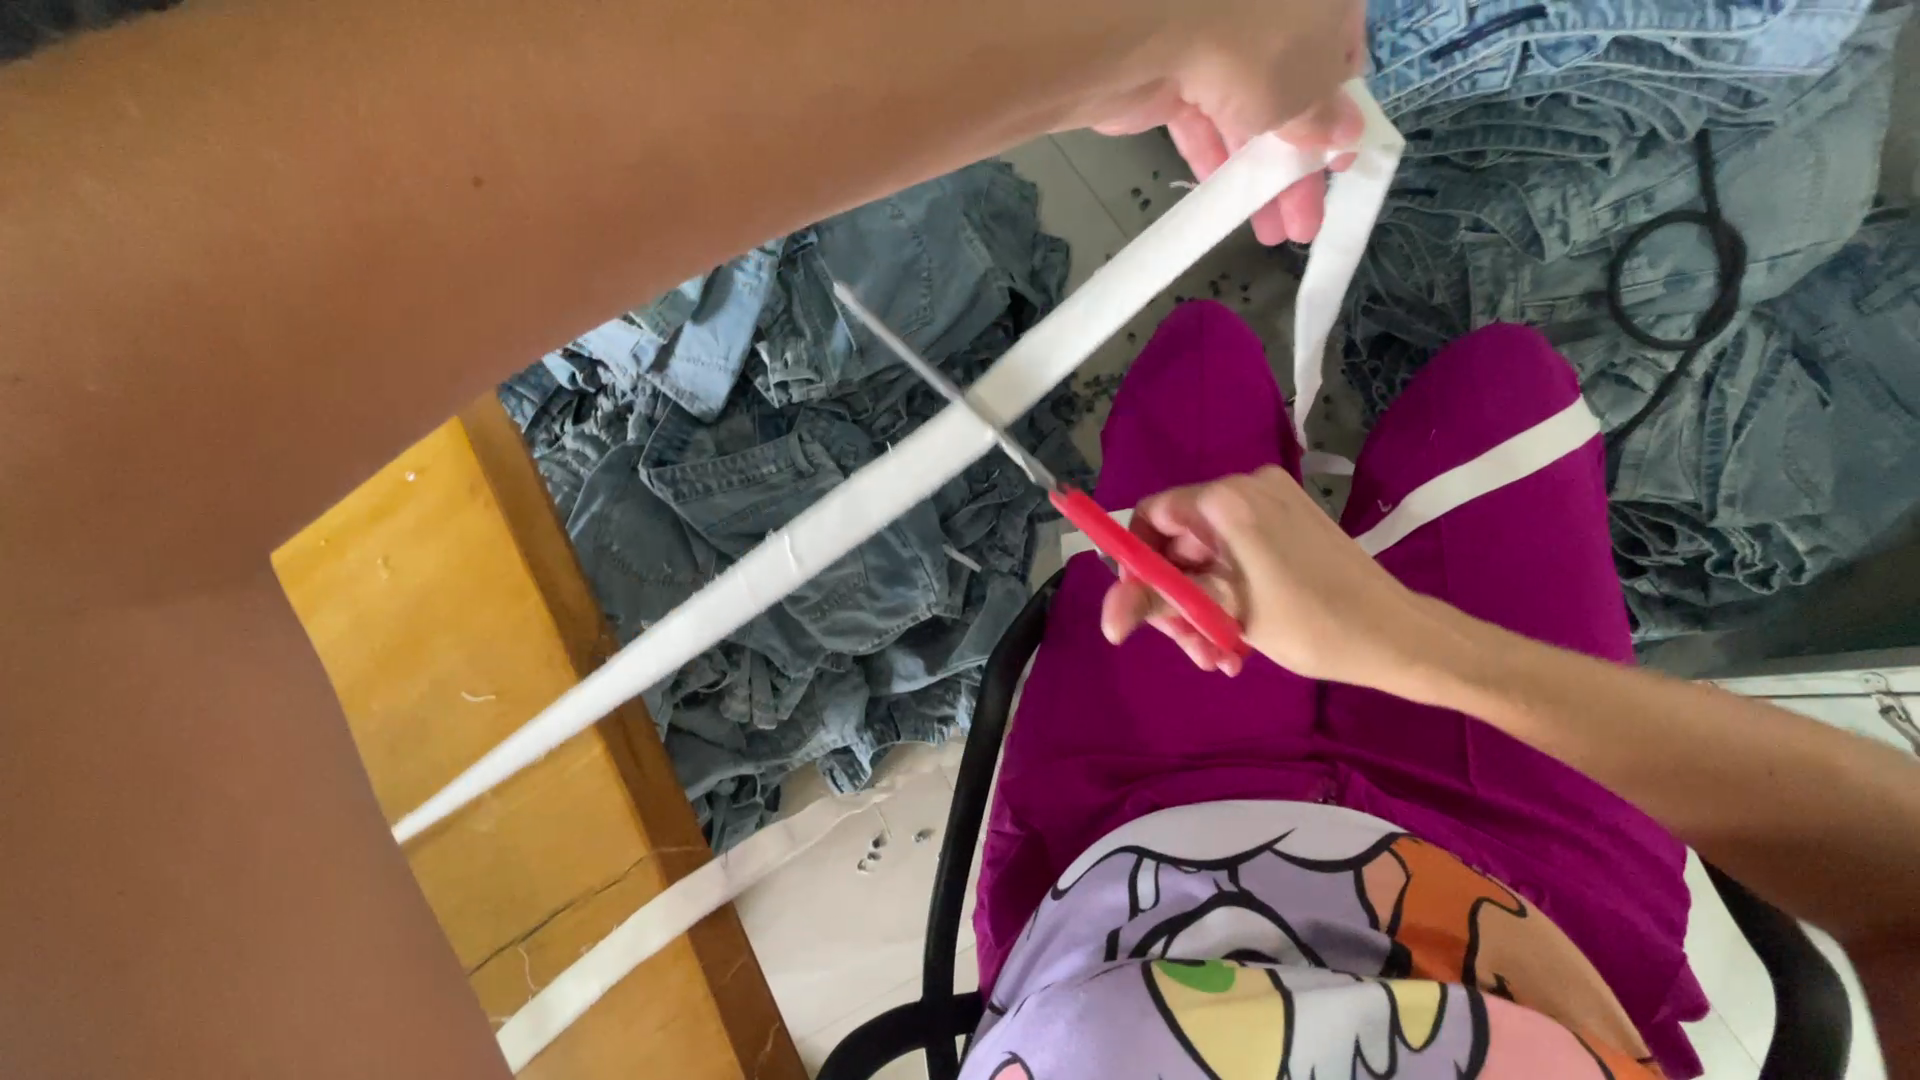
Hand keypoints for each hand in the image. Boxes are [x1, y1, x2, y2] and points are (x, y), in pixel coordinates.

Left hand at [1077, 0, 1367, 243]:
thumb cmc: (1253, 51)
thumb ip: (1326, 117)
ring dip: (1259, 177)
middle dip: (1298, 164)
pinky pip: (1205, 124)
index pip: (1342, 55)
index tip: (1339, 164)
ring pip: (1248, 114)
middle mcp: (1268, 12)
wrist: (1148, 39)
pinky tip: (1226, 207)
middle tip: (1306, 219)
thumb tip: (1347, 133)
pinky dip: (1218, 161)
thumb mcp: (1308, 89)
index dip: (1342, 115)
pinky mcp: (1174, 76)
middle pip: (1292, 93)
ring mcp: (1217, 42)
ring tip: (1272, 232)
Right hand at [1100, 466, 1439, 686]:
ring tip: (1215, 655)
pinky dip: (1228, 594)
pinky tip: (1236, 640)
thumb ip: (1158, 604)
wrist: (1396, 636)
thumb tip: (1107, 621)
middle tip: (1187, 646)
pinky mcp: (1289, 522)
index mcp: (1226, 500)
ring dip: (1201, 607)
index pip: (1151, 516)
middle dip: (1175, 598)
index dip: (1136, 564)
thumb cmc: (1310, 623)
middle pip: (1179, 541)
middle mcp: (1245, 488)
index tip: (1146, 609)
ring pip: (1207, 555)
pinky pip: (1236, 554)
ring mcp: (1271, 503)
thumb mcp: (1224, 614)